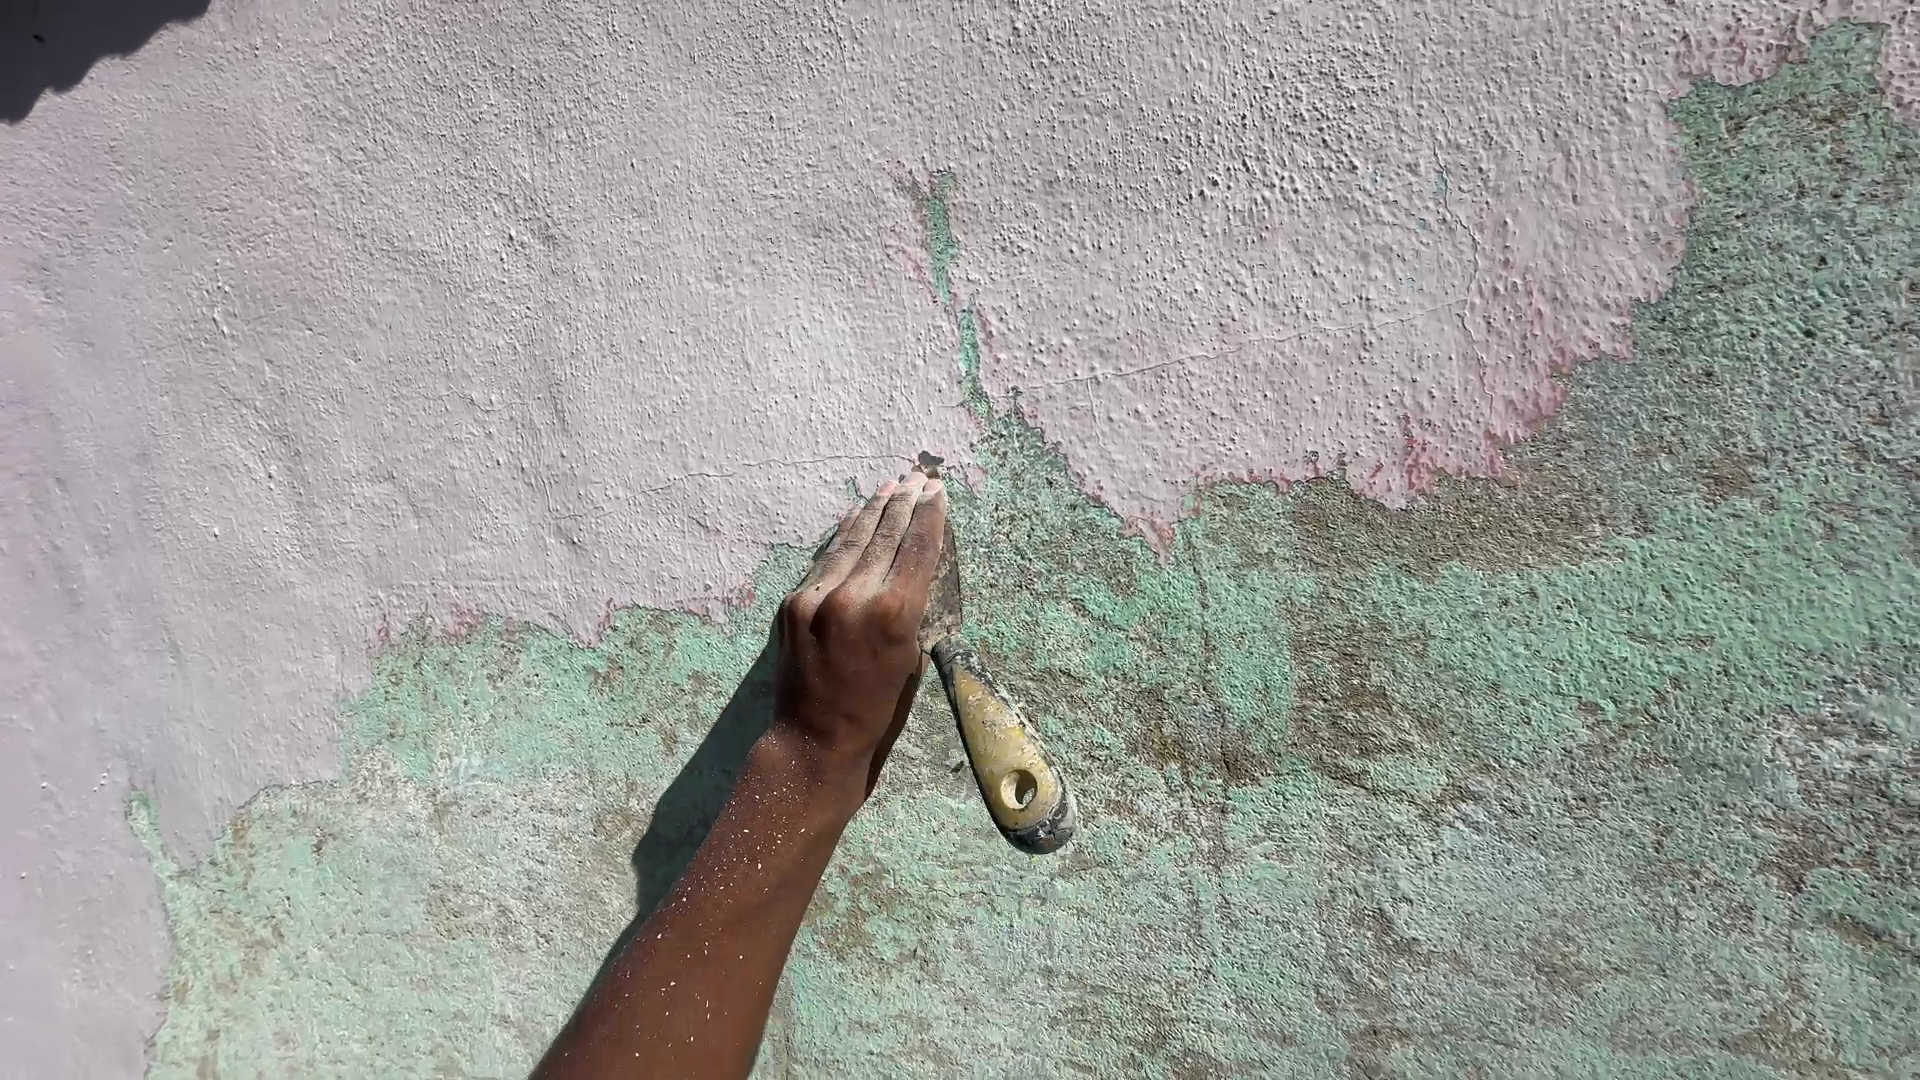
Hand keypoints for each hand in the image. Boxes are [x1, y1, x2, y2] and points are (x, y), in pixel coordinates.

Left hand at [770, 468, 946, 799]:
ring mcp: (817, 597)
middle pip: (885, 536)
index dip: (929, 516)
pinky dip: (844, 536)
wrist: (814, 737)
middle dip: (904, 504)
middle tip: (917, 477)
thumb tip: (911, 564)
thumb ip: (911, 606)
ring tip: (889, 486)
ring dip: (872, 511)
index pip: (916, 549)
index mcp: (894, 614)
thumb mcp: (911, 656)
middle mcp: (855, 596)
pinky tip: (854, 517)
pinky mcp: (793, 602)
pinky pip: (825, 561)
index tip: (937, 490)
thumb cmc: (877, 706)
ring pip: (851, 541)